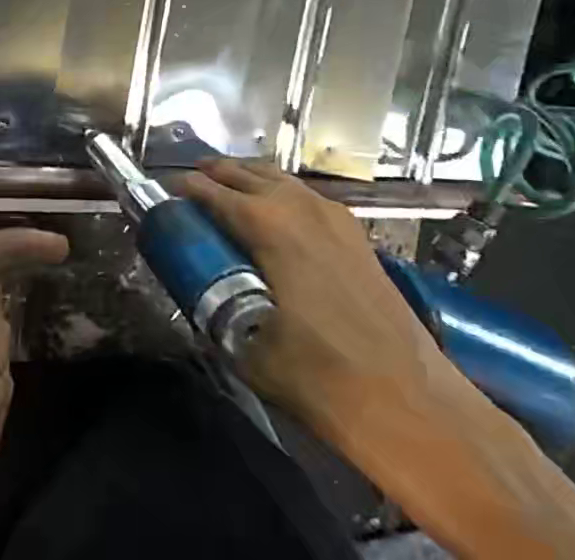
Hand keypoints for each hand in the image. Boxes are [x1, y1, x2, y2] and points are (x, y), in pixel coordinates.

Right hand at [180, 158, 445, 425]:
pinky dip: (281, 193)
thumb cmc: (319, 374)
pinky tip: (274, 213)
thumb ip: (215, 311)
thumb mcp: (243, 343)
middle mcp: (300, 208)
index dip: (185, 188)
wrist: (409, 401)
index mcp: (268, 225)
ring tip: (227, 187)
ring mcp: (335, 219)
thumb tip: (197, 299)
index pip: (213, 192)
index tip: (165, 191)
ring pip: (281, 179)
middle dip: (215, 172)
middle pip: (247, 174)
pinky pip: (306, 197)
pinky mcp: (356, 236)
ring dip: (249, 178)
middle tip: (190, 181)